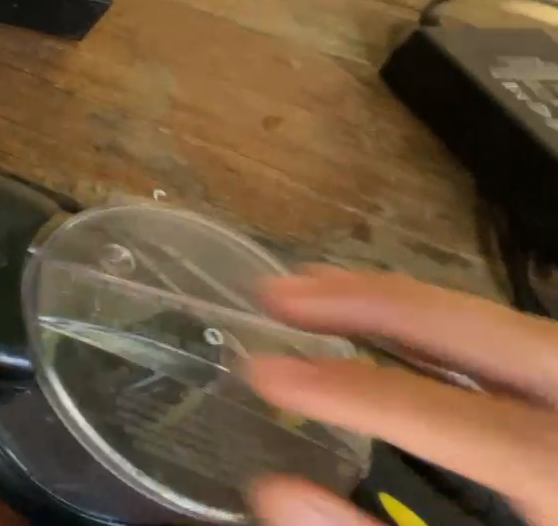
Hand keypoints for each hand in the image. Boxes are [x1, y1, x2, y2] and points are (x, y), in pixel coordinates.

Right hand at [247, 267, 557, 525]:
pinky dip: (431, 316)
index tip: (264, 373)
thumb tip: (278, 492)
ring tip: (302, 282)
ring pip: (506, 327)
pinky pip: (509, 339)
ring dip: (395, 300)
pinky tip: (368, 304)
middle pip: (503, 345)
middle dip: (381, 308)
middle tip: (275, 295)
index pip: (481, 430)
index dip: (368, 397)